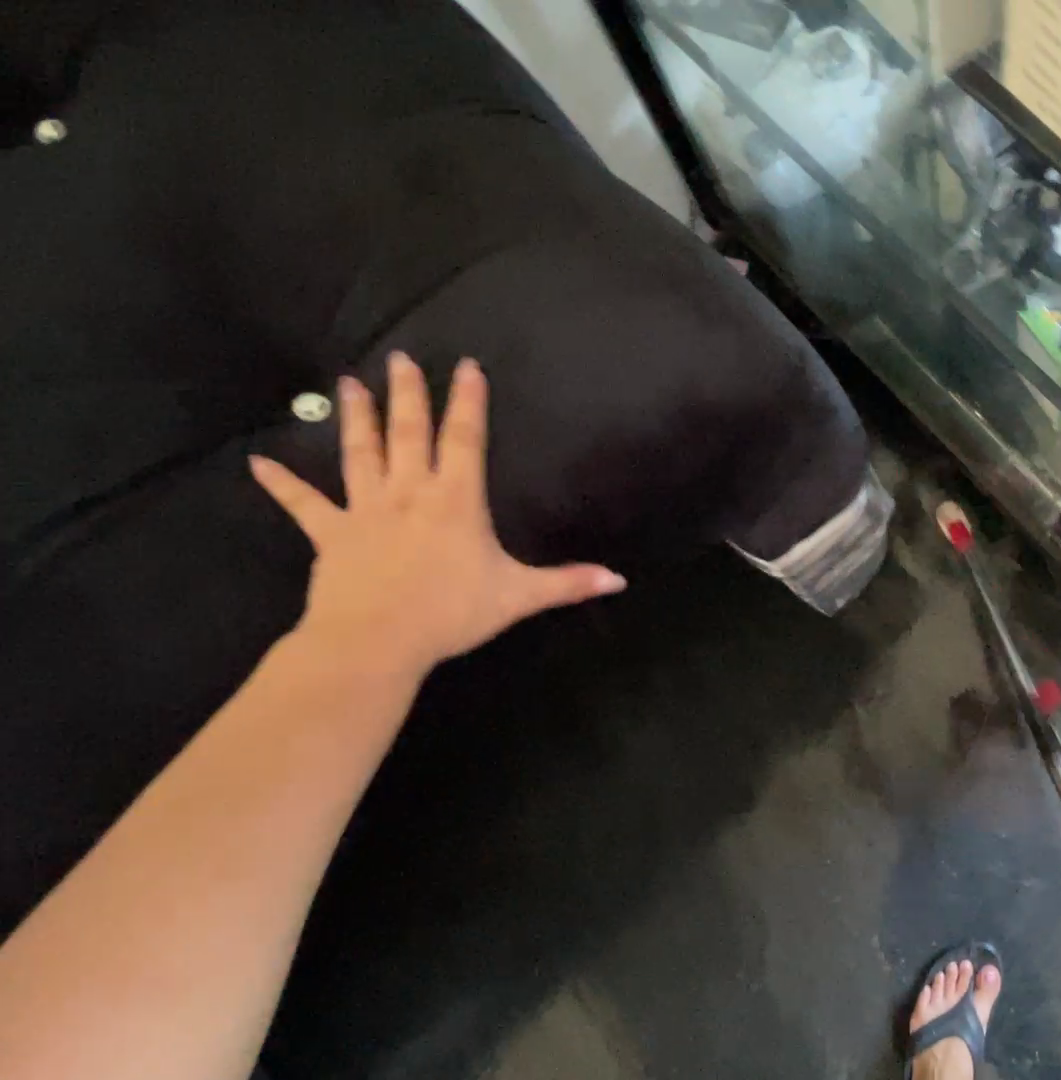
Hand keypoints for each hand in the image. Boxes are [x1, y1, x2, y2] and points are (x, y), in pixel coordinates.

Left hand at [250, 352, 626, 675]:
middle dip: (408, 395)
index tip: (468, 367)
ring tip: (349, 383)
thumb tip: (619, 579)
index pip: (465, 439)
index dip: (469, 401)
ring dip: (355, 418)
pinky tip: (257, 464)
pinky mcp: (331, 536)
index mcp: (456, 500)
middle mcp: (410, 494)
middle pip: (409, 434)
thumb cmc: (451, 612)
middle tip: (401, 359)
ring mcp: (365, 511)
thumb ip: (569, 582)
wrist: (375, 642)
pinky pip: (303, 506)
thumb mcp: (520, 596)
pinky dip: (281, 485)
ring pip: (360, 454)